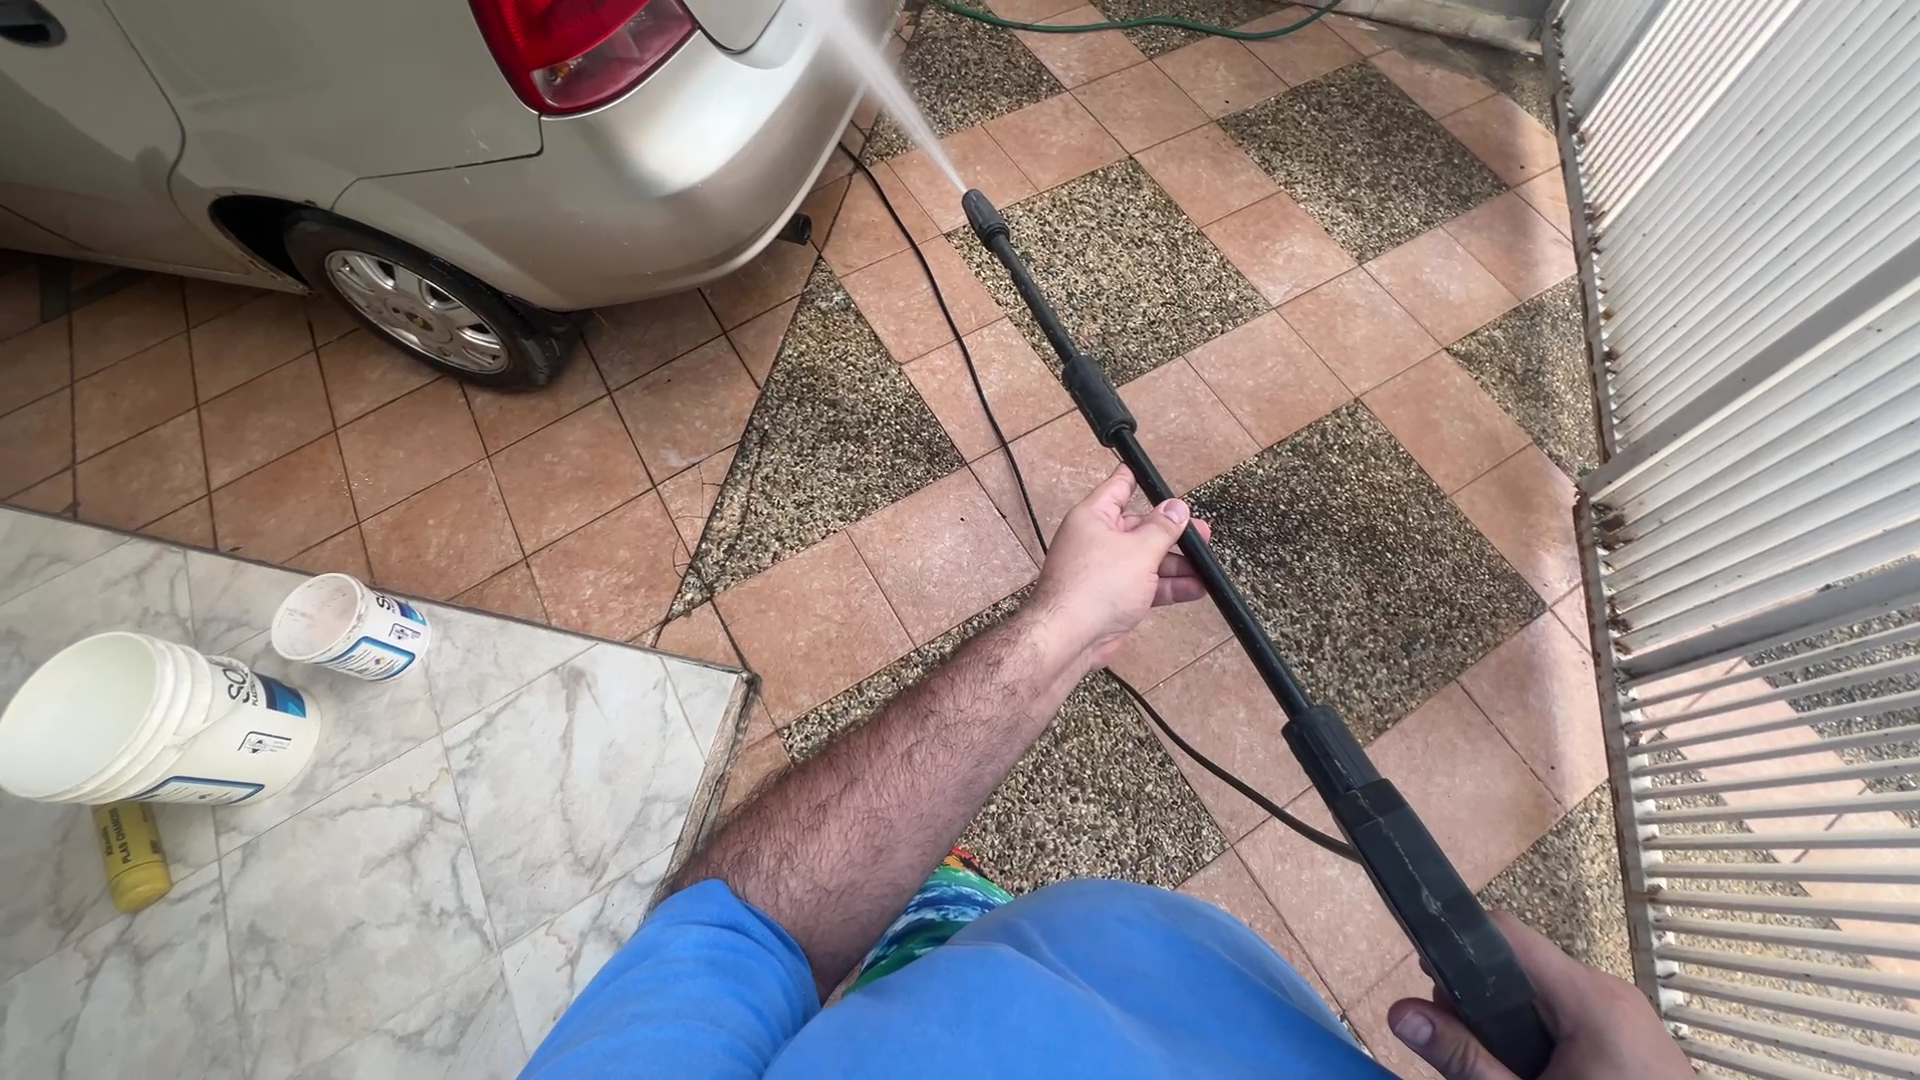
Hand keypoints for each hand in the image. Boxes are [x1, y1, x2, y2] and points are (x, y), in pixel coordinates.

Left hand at [1028, 465, 1211, 670]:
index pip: (1117, 488)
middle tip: (1201, 534)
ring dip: (1176, 564)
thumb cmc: (1090, 589)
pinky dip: (1168, 587)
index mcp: (1094, 518)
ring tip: (1205, 568)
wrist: (1071, 636)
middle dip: (1172, 533)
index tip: (1147, 471)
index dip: (1134, 479)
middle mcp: (1096, 541)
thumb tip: (1176, 509)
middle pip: (1140, 528)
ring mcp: (1104, 570)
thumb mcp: (1139, 550)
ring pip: (1146, 560)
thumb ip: (1163, 529)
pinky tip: (1194, 588)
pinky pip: (1145, 585)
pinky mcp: (1112, 596)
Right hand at [1389, 912, 1695, 1079]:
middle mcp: (1611, 992)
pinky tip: (1536, 1071)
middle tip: (1466, 1047)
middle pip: (1516, 963)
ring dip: (1506, 1017)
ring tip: (1507, 1070)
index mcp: (1590, 1000)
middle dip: (1478, 997)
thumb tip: (1398, 1011)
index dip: (1456, 943)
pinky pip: (1567, 1010)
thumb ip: (1464, 1060)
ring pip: (1538, 989)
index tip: (1430, 981)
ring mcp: (1628, 1013)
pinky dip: (1538, 1031)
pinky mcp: (1635, 1034)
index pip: (1503, 930)